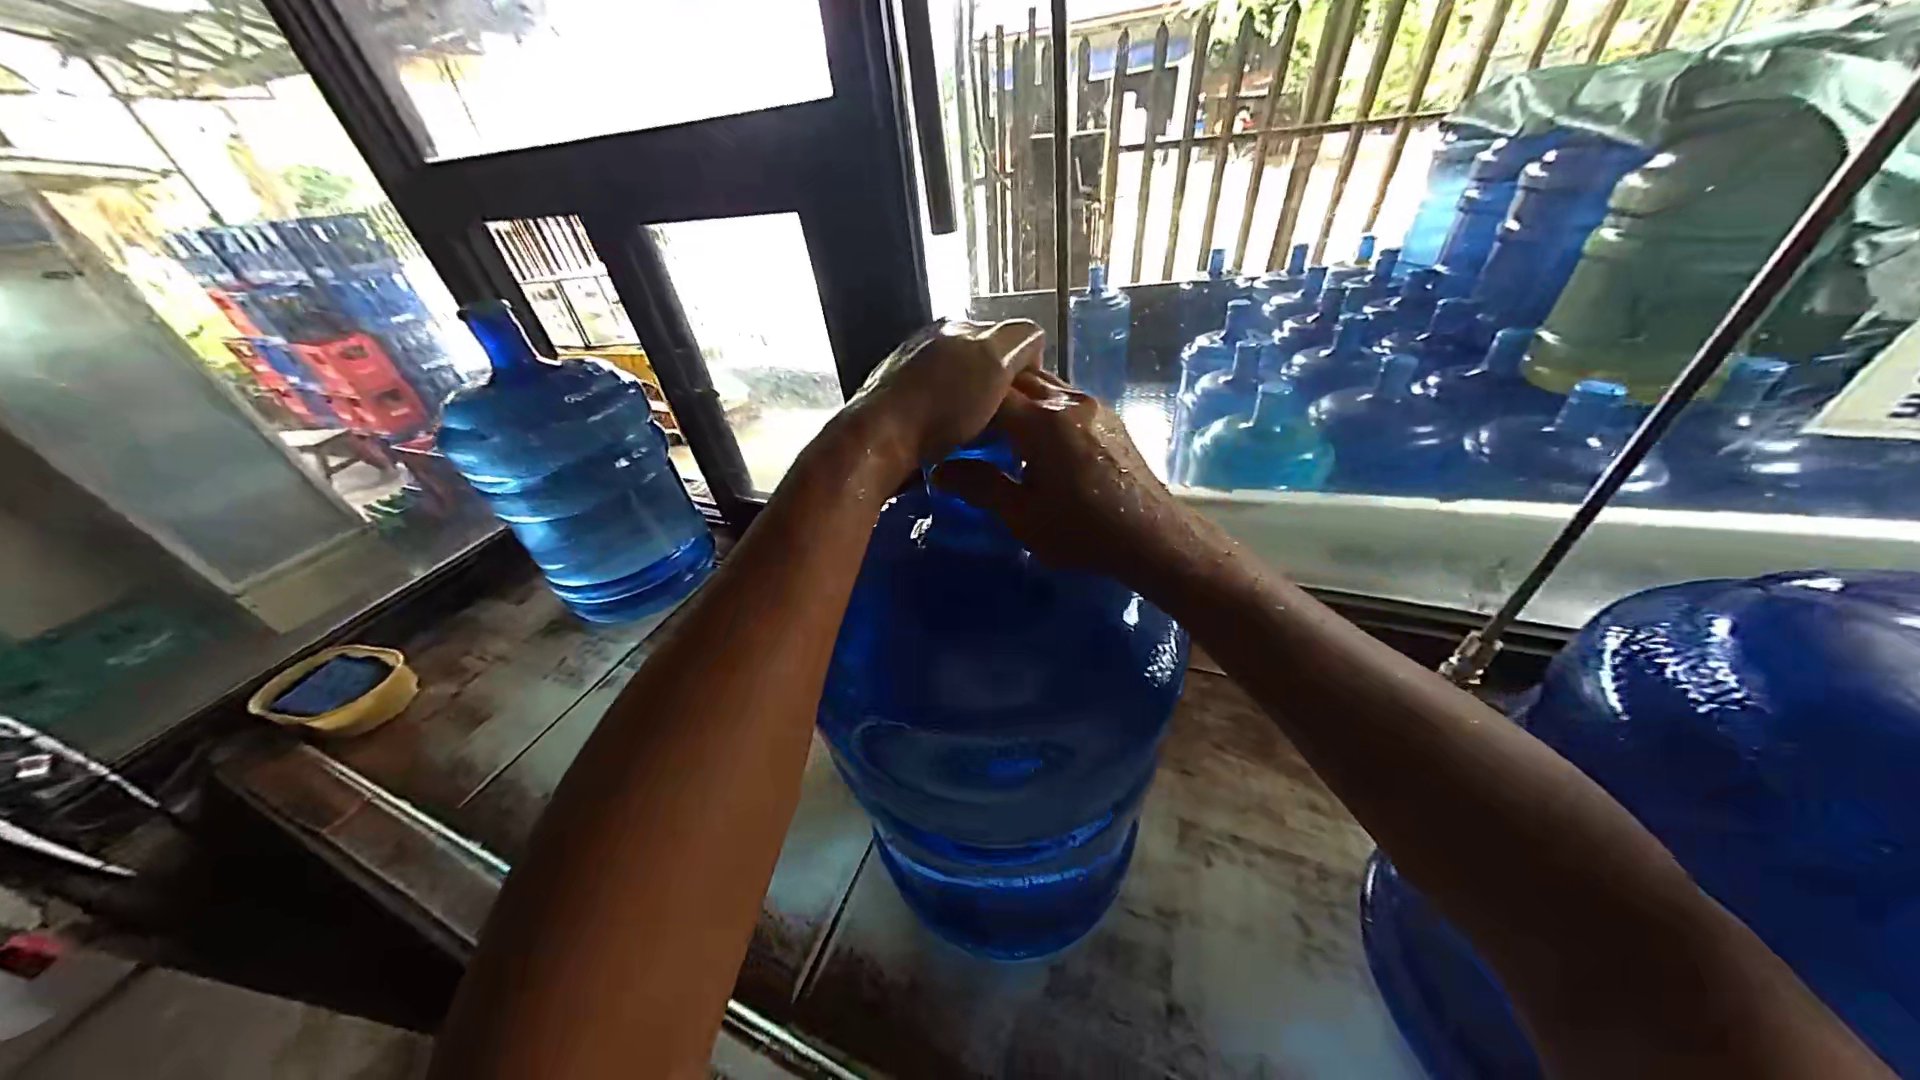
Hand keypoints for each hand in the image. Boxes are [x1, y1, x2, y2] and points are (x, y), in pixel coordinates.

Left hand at [845, 319, 1043, 470]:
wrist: (879, 442)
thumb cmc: (941, 404)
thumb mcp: (994, 363)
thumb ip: (1020, 341)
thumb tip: (1031, 345)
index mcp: (956, 327)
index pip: (1009, 339)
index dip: (1024, 369)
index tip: (1028, 401)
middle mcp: (930, 342)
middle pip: (981, 364)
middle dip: (997, 390)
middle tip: (1006, 422)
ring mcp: (907, 372)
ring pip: (957, 387)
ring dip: (971, 408)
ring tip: (977, 437)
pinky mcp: (892, 404)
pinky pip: (933, 409)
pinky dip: (945, 423)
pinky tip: (947, 442)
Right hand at [931, 369, 1230, 596]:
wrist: (1153, 538)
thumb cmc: (1083, 531)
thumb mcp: (1023, 516)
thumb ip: (981, 487)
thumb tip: (941, 472)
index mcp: (1041, 422)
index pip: (989, 392)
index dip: (964, 402)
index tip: (947, 422)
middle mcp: (1067, 401)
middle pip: (1018, 376)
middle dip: (989, 392)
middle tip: (968, 418)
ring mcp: (1093, 405)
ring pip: (1045, 383)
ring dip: (1018, 396)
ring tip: (1000, 425)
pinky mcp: (1110, 418)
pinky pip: (1066, 397)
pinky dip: (1043, 406)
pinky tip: (1039, 438)